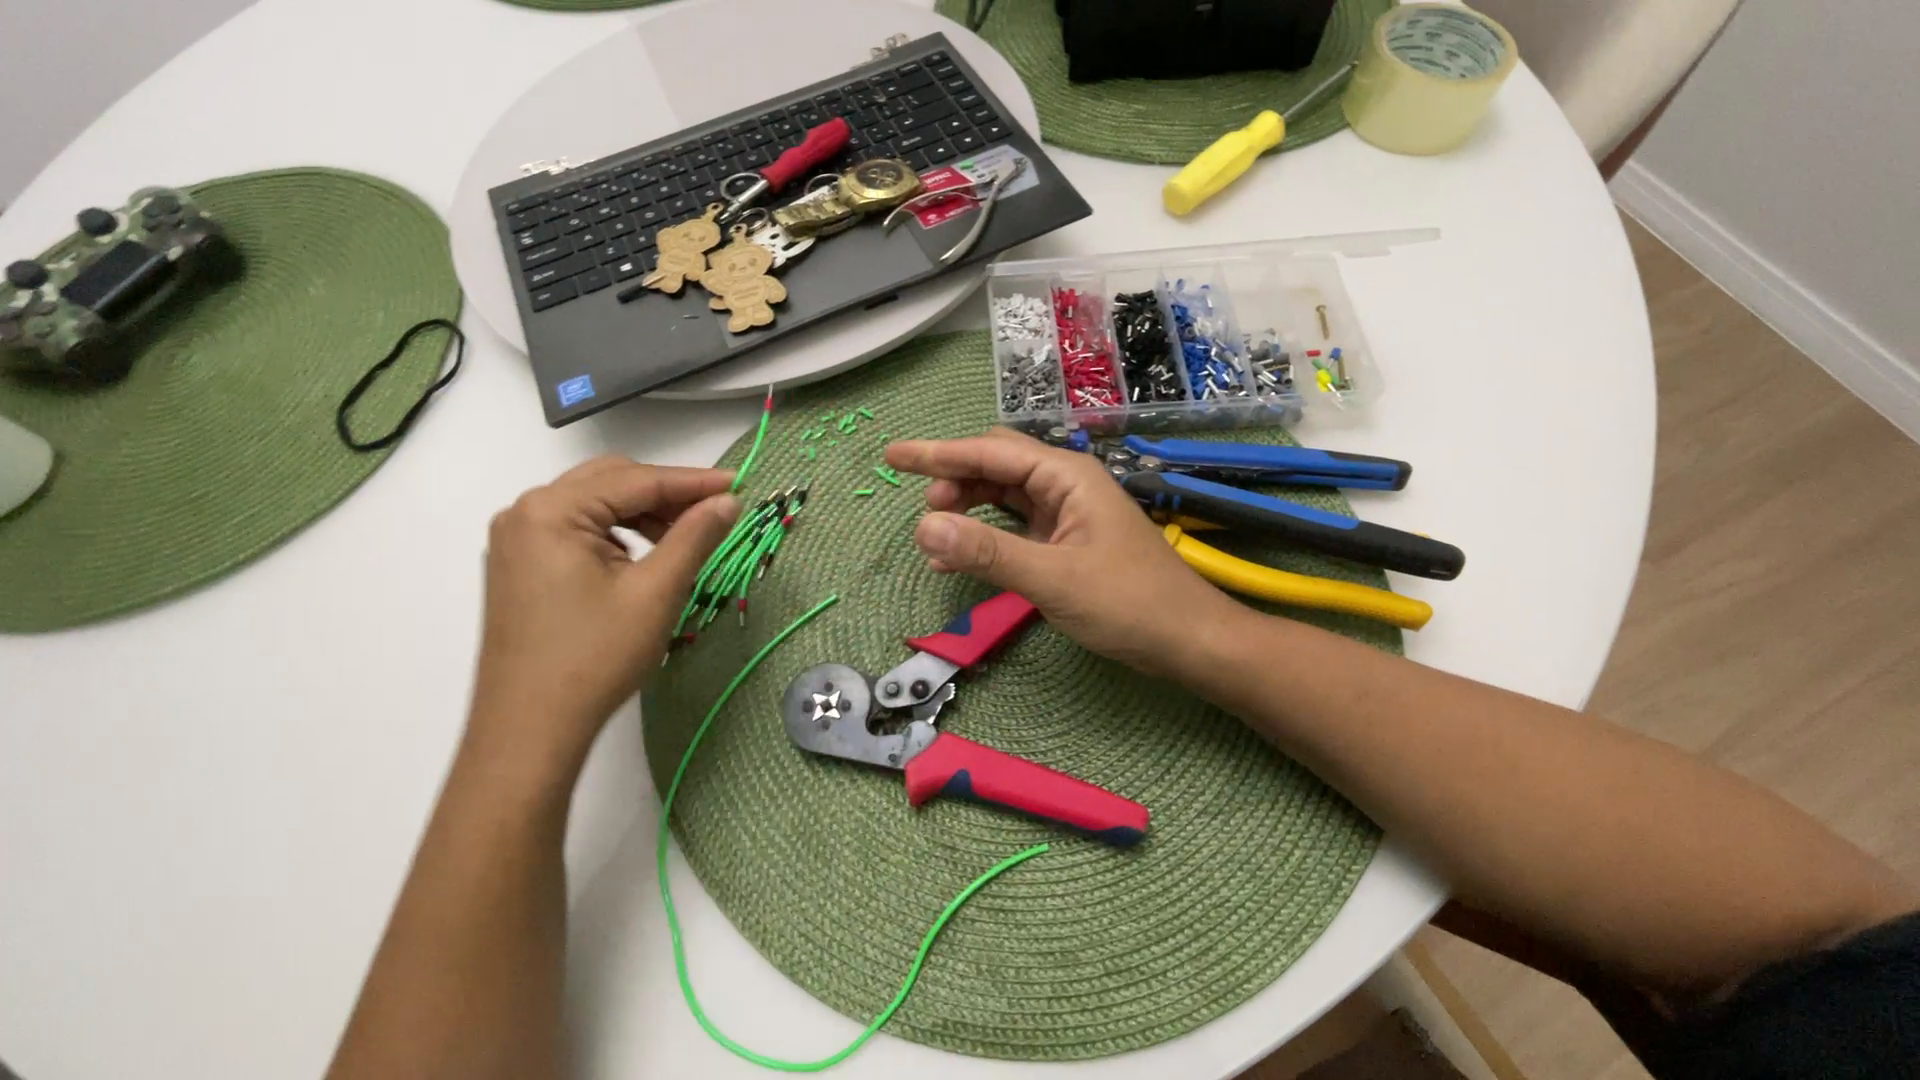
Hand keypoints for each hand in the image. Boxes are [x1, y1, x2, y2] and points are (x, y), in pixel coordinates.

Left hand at [467, 458, 739, 776]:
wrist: (529, 729)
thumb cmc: (594, 659)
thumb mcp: (656, 593)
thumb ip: (694, 537)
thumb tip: (728, 501)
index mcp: (551, 511)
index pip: (636, 480)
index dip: (692, 482)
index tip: (738, 484)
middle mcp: (524, 513)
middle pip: (610, 482)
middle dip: (665, 495)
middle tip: (714, 514)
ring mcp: (516, 541)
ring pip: (592, 506)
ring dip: (640, 515)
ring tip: (683, 541)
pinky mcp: (518, 568)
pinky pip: (575, 532)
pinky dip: (614, 536)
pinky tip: (640, 560)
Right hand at [884, 429, 1240, 677]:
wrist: (1187, 639)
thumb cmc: (1129, 603)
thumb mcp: (1053, 579)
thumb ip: (988, 552)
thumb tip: (924, 526)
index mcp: (1068, 476)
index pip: (991, 453)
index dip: (939, 454)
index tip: (894, 457)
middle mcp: (1066, 486)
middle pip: (996, 466)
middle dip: (954, 478)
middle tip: (921, 509)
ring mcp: (1067, 514)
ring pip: (1004, 496)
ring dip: (967, 508)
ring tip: (934, 536)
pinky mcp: (1067, 543)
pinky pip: (1016, 528)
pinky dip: (985, 536)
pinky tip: (960, 558)